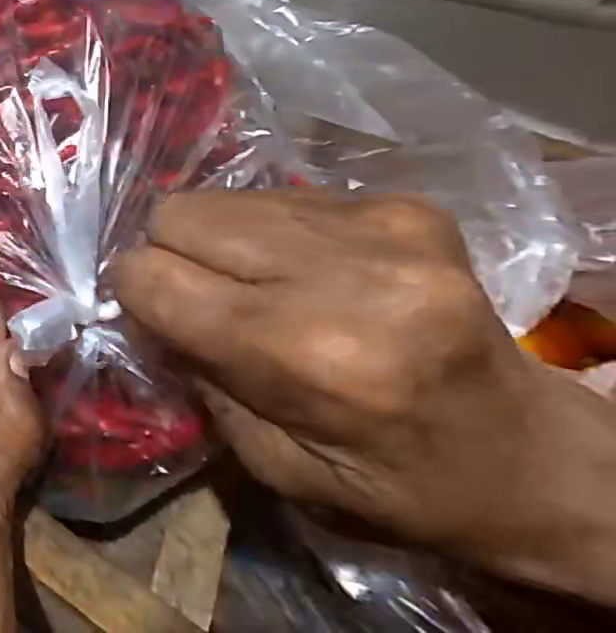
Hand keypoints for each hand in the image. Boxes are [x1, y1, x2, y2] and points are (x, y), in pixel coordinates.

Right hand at [112, 190, 615, 605]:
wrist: (544, 465)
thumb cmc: (394, 481)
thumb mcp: (267, 460)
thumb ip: (188, 372)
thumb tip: (133, 306)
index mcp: (304, 350)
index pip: (145, 273)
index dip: (136, 293)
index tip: (159, 318)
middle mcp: (343, 275)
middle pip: (172, 216)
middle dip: (167, 254)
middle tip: (204, 295)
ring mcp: (382, 230)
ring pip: (213, 198)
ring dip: (215, 239)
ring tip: (259, 282)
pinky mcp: (402, 207)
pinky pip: (269, 196)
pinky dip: (264, 231)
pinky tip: (306, 270)